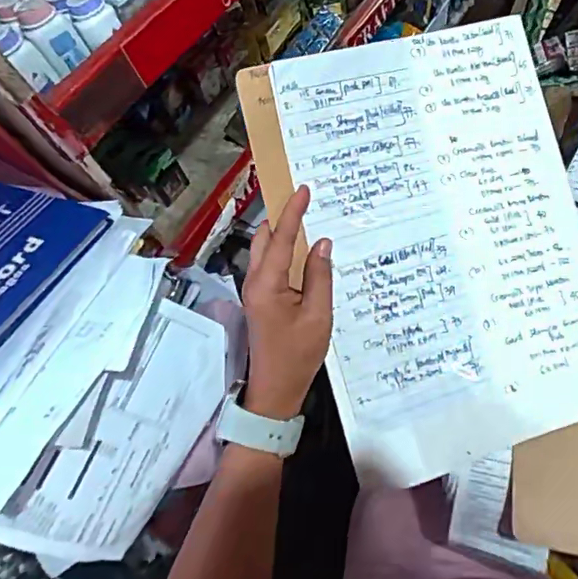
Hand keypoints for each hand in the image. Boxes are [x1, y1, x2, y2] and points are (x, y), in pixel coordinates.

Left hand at [241, 185, 333, 420]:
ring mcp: (256, 290)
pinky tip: (305, 251)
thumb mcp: (318, 315)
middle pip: (265, 238)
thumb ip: (320, 276)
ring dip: (284, 233)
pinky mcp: (262, 298)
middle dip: (282, 217)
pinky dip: (286, 250)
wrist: (276, 389)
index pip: (281, 238)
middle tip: (306, 201)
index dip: (293, 212)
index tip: (303, 189)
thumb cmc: (298, 354)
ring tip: (309, 220)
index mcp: (267, 284)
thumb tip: (322, 243)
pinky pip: (272, 264)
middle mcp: (255, 282)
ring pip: (266, 250)